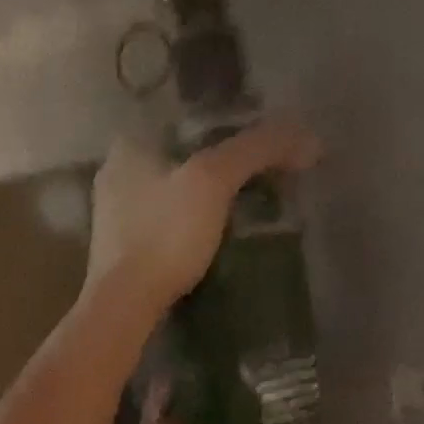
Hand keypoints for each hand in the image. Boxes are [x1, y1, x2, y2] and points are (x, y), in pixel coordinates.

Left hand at [86, 119, 320, 311]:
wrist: (126, 304)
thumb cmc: (164, 234)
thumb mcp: (213, 180)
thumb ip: (257, 150)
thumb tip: (308, 138)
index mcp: (128, 146)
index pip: (187, 119)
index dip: (229, 123)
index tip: (264, 139)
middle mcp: (115, 175)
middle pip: (182, 155)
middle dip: (221, 163)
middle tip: (265, 172)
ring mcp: (116, 215)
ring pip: (174, 191)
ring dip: (208, 195)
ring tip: (249, 202)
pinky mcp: (124, 249)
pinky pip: (168, 222)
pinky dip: (194, 223)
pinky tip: (218, 233)